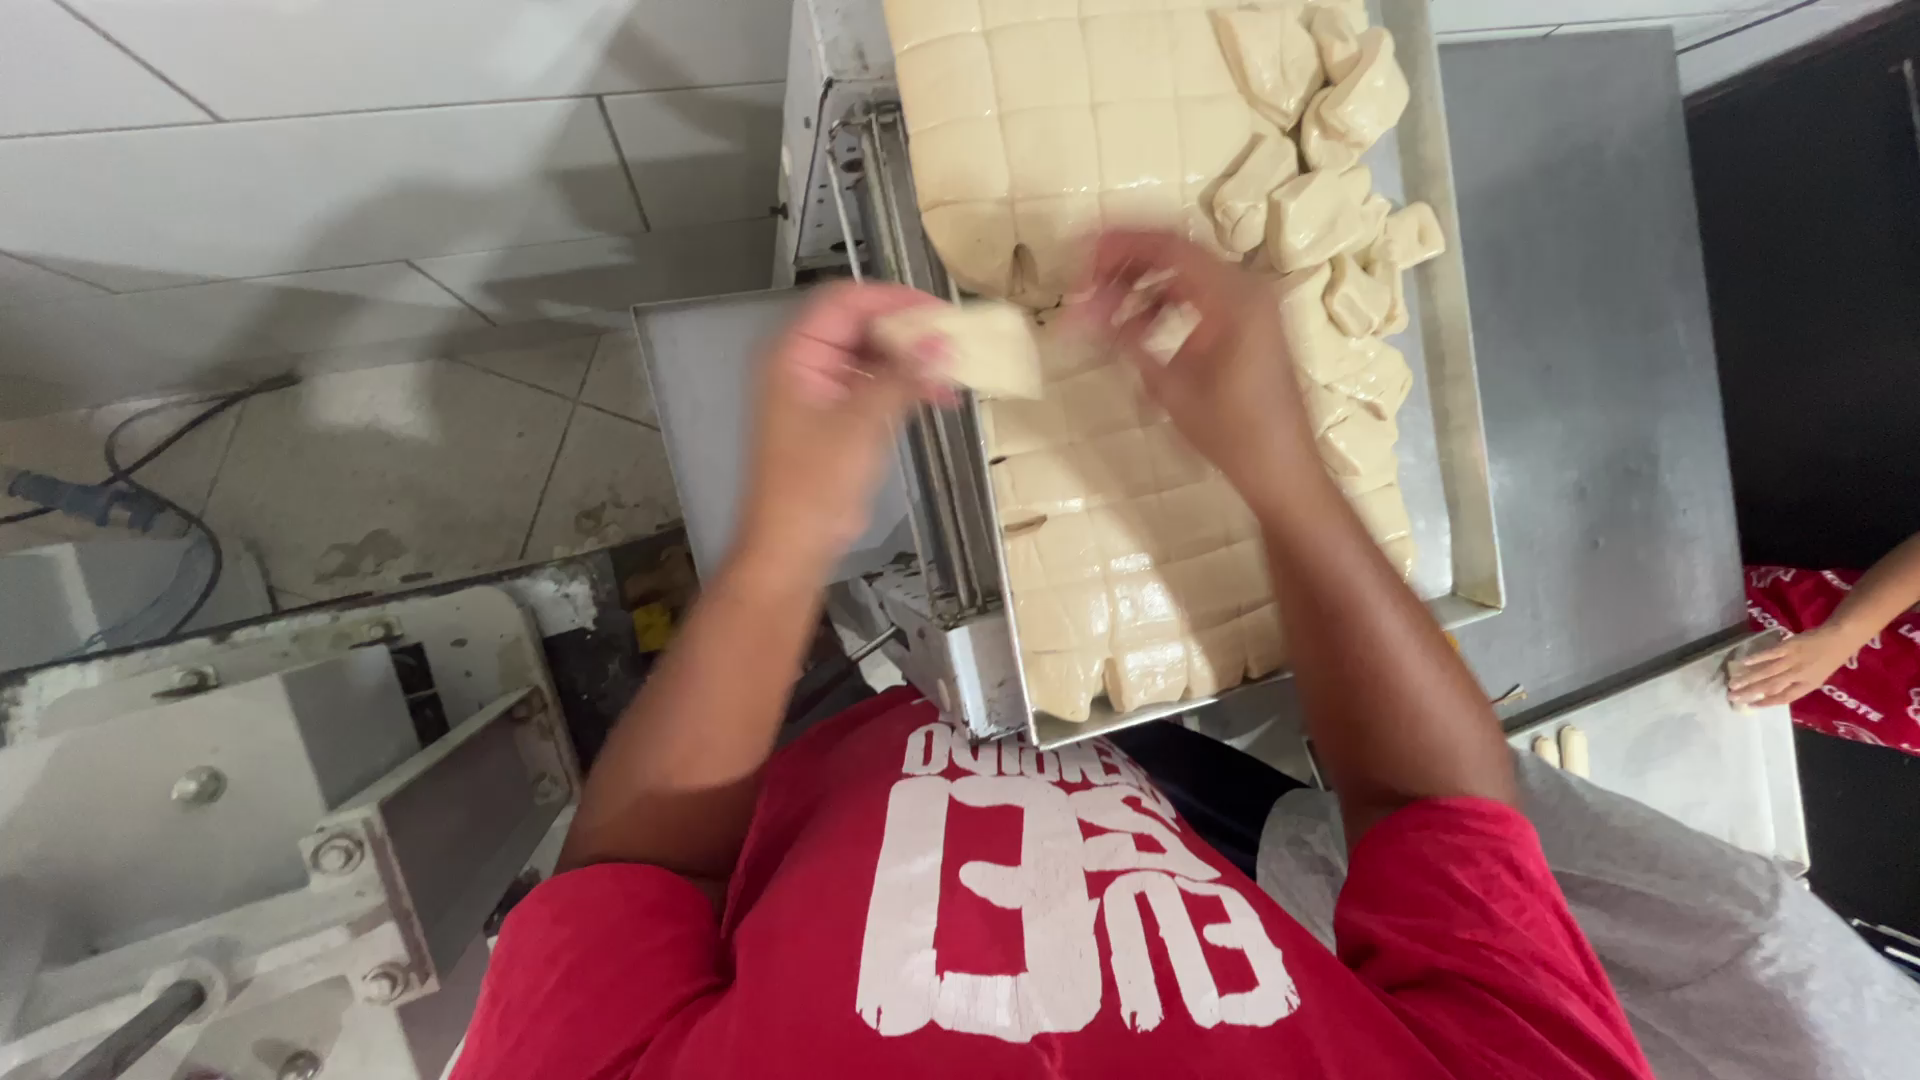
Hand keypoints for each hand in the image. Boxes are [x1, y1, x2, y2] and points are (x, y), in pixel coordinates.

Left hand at [736, 281, 944, 572]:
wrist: (793, 547)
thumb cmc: (810, 488)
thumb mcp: (861, 423)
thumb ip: (902, 376)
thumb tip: (941, 342)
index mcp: (794, 354)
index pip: (846, 301)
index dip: (894, 300)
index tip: (940, 313)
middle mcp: (805, 365)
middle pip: (862, 326)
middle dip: (910, 333)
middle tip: (954, 342)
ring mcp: (822, 392)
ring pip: (874, 357)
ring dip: (912, 362)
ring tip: (954, 372)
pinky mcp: (838, 419)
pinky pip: (876, 387)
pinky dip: (905, 388)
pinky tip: (939, 395)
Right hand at [1074, 229, 1320, 501]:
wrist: (1280, 465)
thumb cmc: (1230, 433)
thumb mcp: (1170, 387)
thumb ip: (1125, 339)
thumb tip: (1080, 311)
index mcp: (1233, 297)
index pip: (1168, 247)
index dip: (1120, 245)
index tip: (1082, 254)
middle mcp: (1247, 288)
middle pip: (1176, 254)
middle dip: (1125, 264)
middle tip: (1084, 281)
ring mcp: (1251, 303)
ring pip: (1185, 274)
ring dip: (1141, 284)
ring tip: (1102, 306)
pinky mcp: (1248, 321)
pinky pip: (1199, 295)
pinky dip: (1164, 302)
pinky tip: (1135, 326)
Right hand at [1727, 626, 1856, 706]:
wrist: (1841, 639)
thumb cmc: (1829, 659)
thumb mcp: (1817, 675)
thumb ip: (1796, 682)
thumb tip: (1770, 689)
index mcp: (1809, 683)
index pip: (1786, 697)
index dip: (1767, 702)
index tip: (1750, 705)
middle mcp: (1800, 674)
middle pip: (1771, 685)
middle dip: (1750, 692)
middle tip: (1732, 696)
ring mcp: (1793, 660)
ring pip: (1767, 671)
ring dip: (1748, 678)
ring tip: (1732, 683)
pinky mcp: (1787, 647)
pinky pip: (1769, 654)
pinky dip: (1756, 658)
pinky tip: (1742, 662)